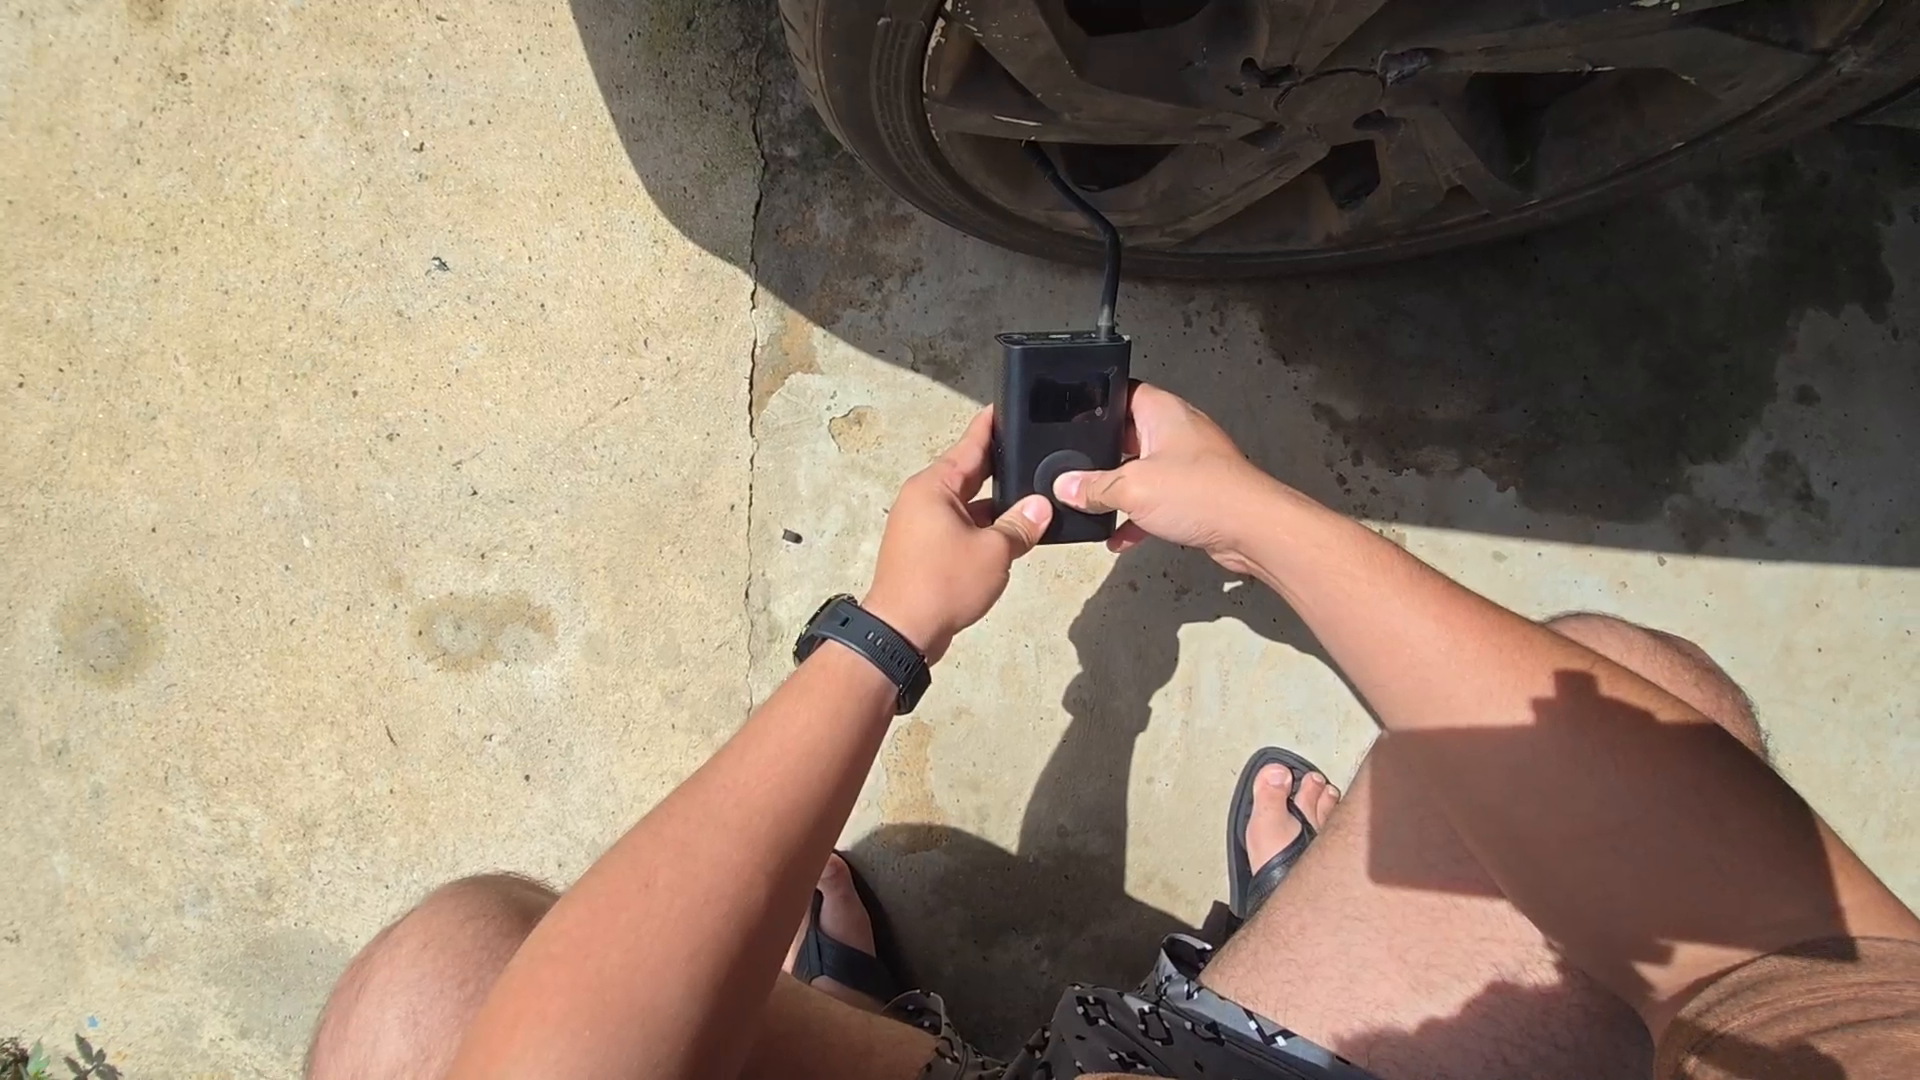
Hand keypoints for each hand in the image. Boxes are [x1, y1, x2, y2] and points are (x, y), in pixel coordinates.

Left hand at [864, 407, 1052, 662]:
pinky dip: (983, 529)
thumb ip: (1021, 525)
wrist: (902, 632)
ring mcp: (921, 526)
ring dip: (996, 506)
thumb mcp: (993, 552)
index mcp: (935, 487)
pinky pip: (960, 528)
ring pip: (967, 505)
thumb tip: (1040, 507)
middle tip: (1033, 450)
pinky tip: (1011, 533)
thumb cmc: (943, 583)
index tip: (1006, 406)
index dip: (991, 426)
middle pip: (969, 474)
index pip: (969, 444)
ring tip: (1034, 497)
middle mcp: (924, 499)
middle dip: (1001, 467)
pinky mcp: (924, 551)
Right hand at [1051, 382, 1277, 574]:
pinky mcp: (1195, 494)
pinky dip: (1137, 517)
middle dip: (1102, 455)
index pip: (1123, 393)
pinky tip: (1120, 537)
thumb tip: (1067, 487)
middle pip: (1128, 436)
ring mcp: (1188, 464)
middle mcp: (1177, 432)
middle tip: (1076, 468)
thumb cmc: (1205, 493)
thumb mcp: (1132, 488)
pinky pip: (1156, 501)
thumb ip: (1093, 487)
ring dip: (1119, 490)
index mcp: (1163, 413)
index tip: (1072, 419)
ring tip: (1094, 504)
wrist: (1251, 530)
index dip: (1096, 404)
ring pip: (1142, 471)